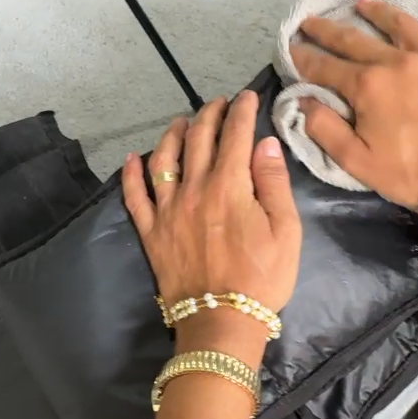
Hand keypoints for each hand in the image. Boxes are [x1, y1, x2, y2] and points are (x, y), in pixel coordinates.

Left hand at [122, 91, 301, 355]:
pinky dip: (132, 174)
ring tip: (181, 122)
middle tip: (218, 104)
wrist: (222, 321)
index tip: (248, 97)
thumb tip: (265, 143)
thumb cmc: (262, 278)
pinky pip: (135, 196)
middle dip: (209, 115)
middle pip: (198, 140)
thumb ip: (274, 183)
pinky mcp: (150, 231)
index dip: (242, 112)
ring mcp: (167, 210)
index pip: (235, 136)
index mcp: (230, 186)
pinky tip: (133, 158)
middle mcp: (194, 189)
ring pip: (164, 160)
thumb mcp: (286, 231)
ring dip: (172, 135)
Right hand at [291, 0, 417, 221]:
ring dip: (379, 11)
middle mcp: (398, 62)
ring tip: (363, 3)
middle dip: (328, 30)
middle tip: (310, 21)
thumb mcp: (356, 162)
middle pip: (355, 39)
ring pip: (402, 24)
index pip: (325, 67)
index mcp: (368, 86)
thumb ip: (325, 129)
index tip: (289, 48)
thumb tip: (304, 101)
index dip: (303, 58)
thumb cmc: (413, 174)